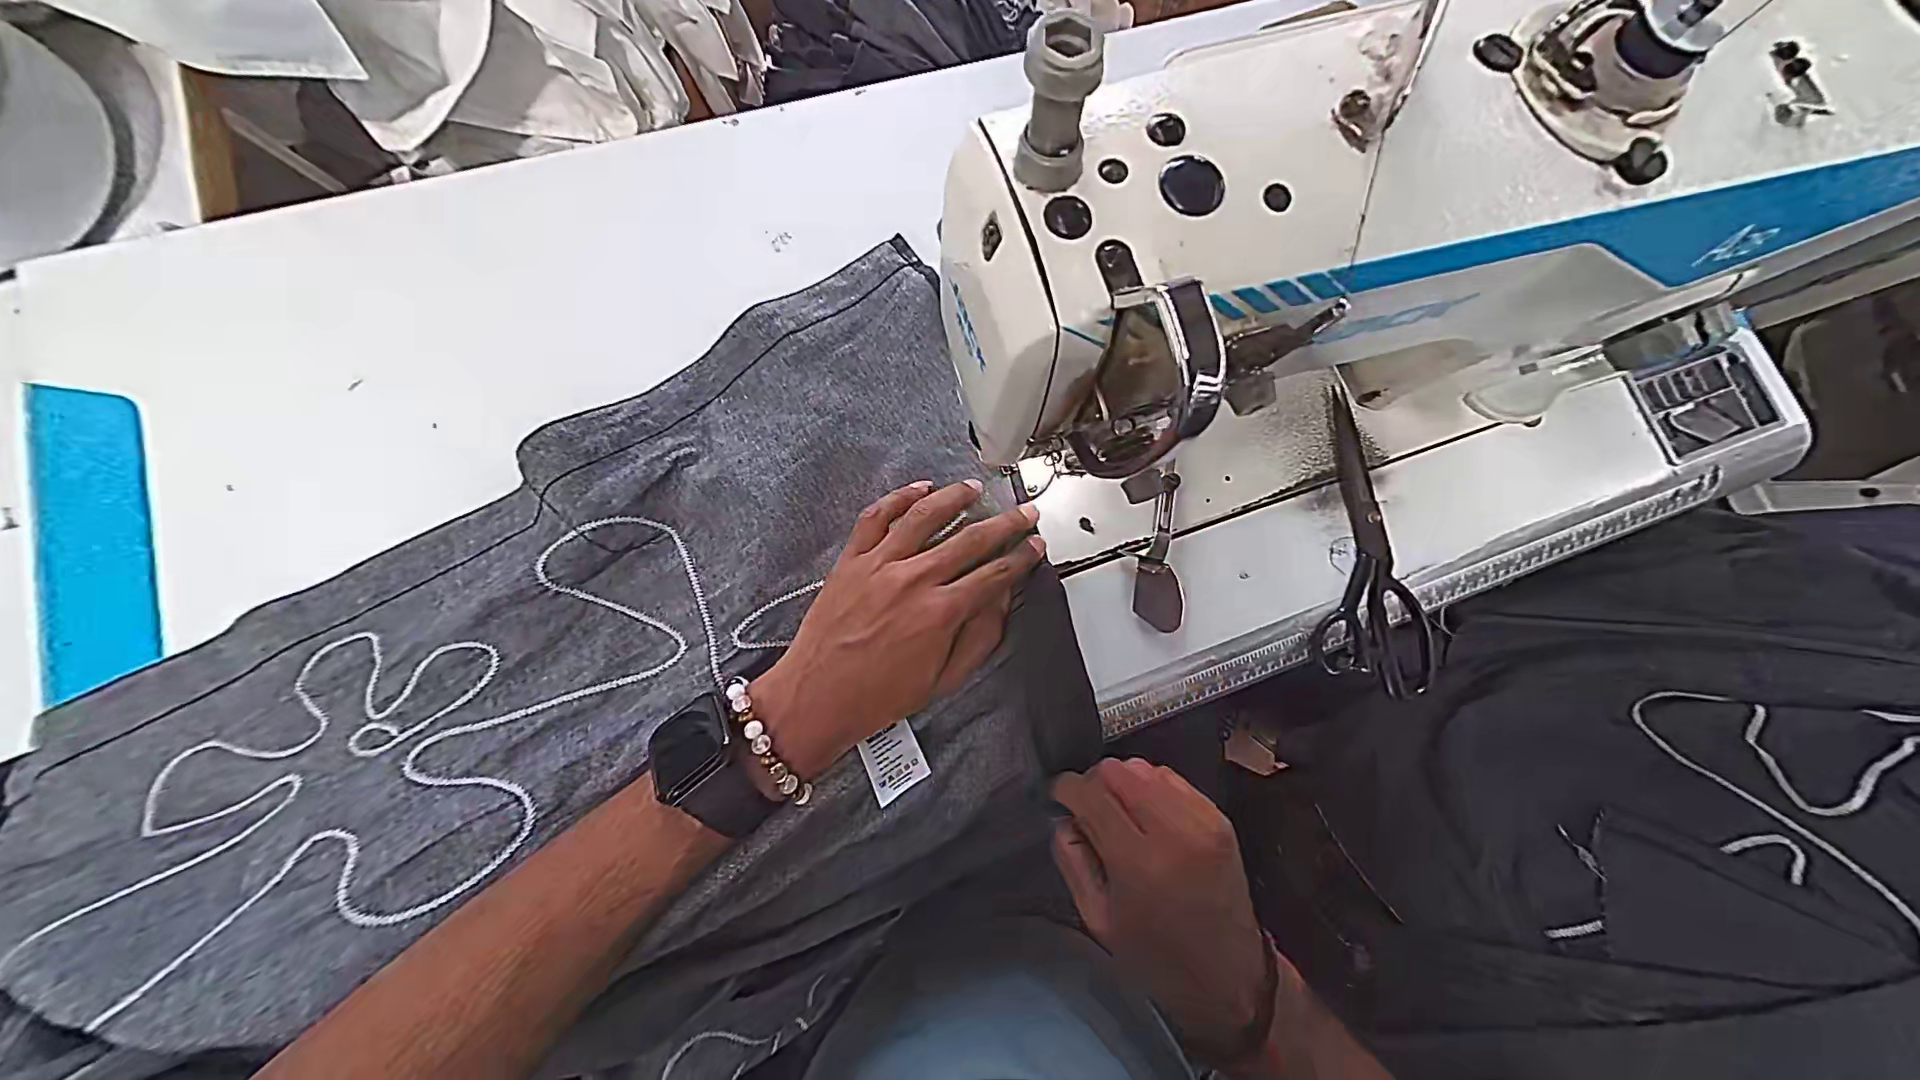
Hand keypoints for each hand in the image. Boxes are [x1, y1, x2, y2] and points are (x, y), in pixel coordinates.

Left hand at [749, 479, 1044, 778]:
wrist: (818, 696)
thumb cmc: (876, 694)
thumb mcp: (943, 678)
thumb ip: (980, 637)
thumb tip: (1001, 602)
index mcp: (940, 613)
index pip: (994, 573)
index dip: (1021, 557)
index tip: (1031, 547)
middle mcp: (913, 581)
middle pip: (971, 538)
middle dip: (1005, 523)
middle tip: (1021, 514)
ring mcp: (880, 565)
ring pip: (926, 515)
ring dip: (956, 497)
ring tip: (974, 489)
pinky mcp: (852, 560)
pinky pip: (877, 516)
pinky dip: (900, 498)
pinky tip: (918, 490)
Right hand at [1052, 759, 1270, 1062]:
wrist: (1230, 977)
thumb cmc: (1158, 957)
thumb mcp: (1098, 919)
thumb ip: (1071, 859)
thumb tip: (1063, 816)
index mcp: (1140, 864)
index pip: (1090, 794)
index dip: (1065, 788)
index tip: (1058, 797)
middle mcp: (1175, 833)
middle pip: (1115, 770)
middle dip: (1093, 784)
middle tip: (1090, 811)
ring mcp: (1202, 821)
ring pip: (1142, 767)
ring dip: (1123, 783)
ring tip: (1121, 815)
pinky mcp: (1219, 818)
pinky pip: (1171, 777)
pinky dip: (1151, 788)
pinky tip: (1148, 816)